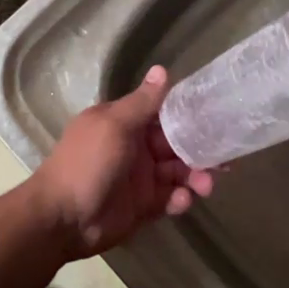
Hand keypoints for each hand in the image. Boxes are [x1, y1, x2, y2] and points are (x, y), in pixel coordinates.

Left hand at [25, 67, 214, 259]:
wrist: (63, 218)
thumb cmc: (88, 163)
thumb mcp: (114, 126)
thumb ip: (143, 103)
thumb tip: (162, 69)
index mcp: (124, 122)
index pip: (162, 113)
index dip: (188, 115)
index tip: (216, 116)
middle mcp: (134, 147)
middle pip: (175, 144)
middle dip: (199, 150)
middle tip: (225, 160)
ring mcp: (139, 178)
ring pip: (177, 172)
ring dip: (195, 176)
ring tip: (206, 186)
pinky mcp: (143, 206)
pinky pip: (169, 198)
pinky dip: (180, 199)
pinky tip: (182, 201)